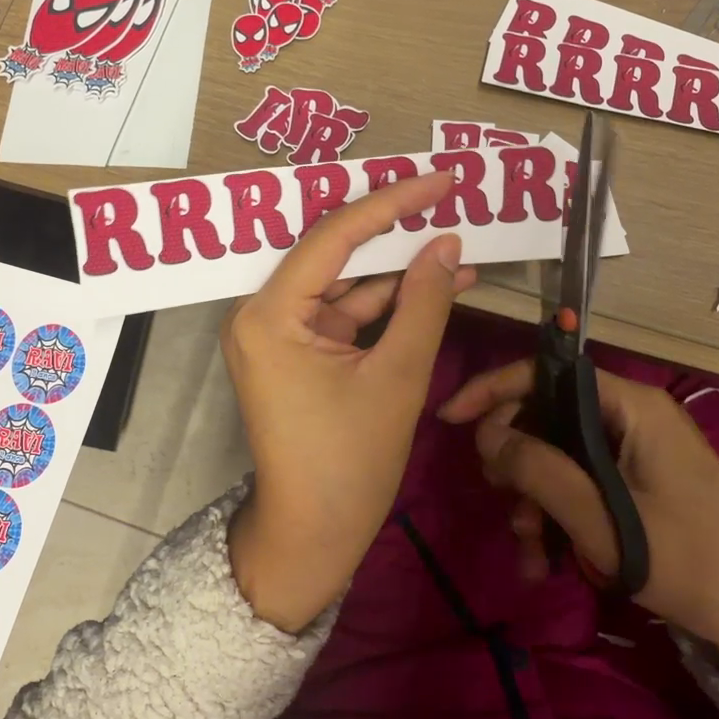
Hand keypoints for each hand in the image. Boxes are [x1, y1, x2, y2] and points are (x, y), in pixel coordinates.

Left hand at [224, 171, 476, 632]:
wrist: (312, 539)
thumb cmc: (349, 463)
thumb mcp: (395, 377)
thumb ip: (423, 303)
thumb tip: (447, 243)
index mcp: (268, 314)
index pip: (332, 237)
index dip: (390, 203)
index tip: (440, 179)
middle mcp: (262, 313)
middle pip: (334, 253)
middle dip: (393, 230)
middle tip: (445, 197)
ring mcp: (277, 333)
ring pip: (343, 283)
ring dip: (398, 270)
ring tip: (457, 242)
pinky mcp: (296, 352)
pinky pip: (343, 314)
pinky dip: (385, 304)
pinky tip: (437, 284)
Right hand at [440, 365, 718, 714]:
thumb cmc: (687, 561)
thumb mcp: (601, 519)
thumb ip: (538, 469)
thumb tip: (485, 434)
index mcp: (631, 406)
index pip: (547, 373)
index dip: (492, 390)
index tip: (450, 421)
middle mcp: (631, 416)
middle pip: (546, 417)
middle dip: (517, 466)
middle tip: (507, 509)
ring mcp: (635, 449)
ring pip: (558, 456)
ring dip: (535, 503)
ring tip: (533, 556)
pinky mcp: (637, 480)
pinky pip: (581, 482)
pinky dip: (558, 516)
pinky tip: (548, 561)